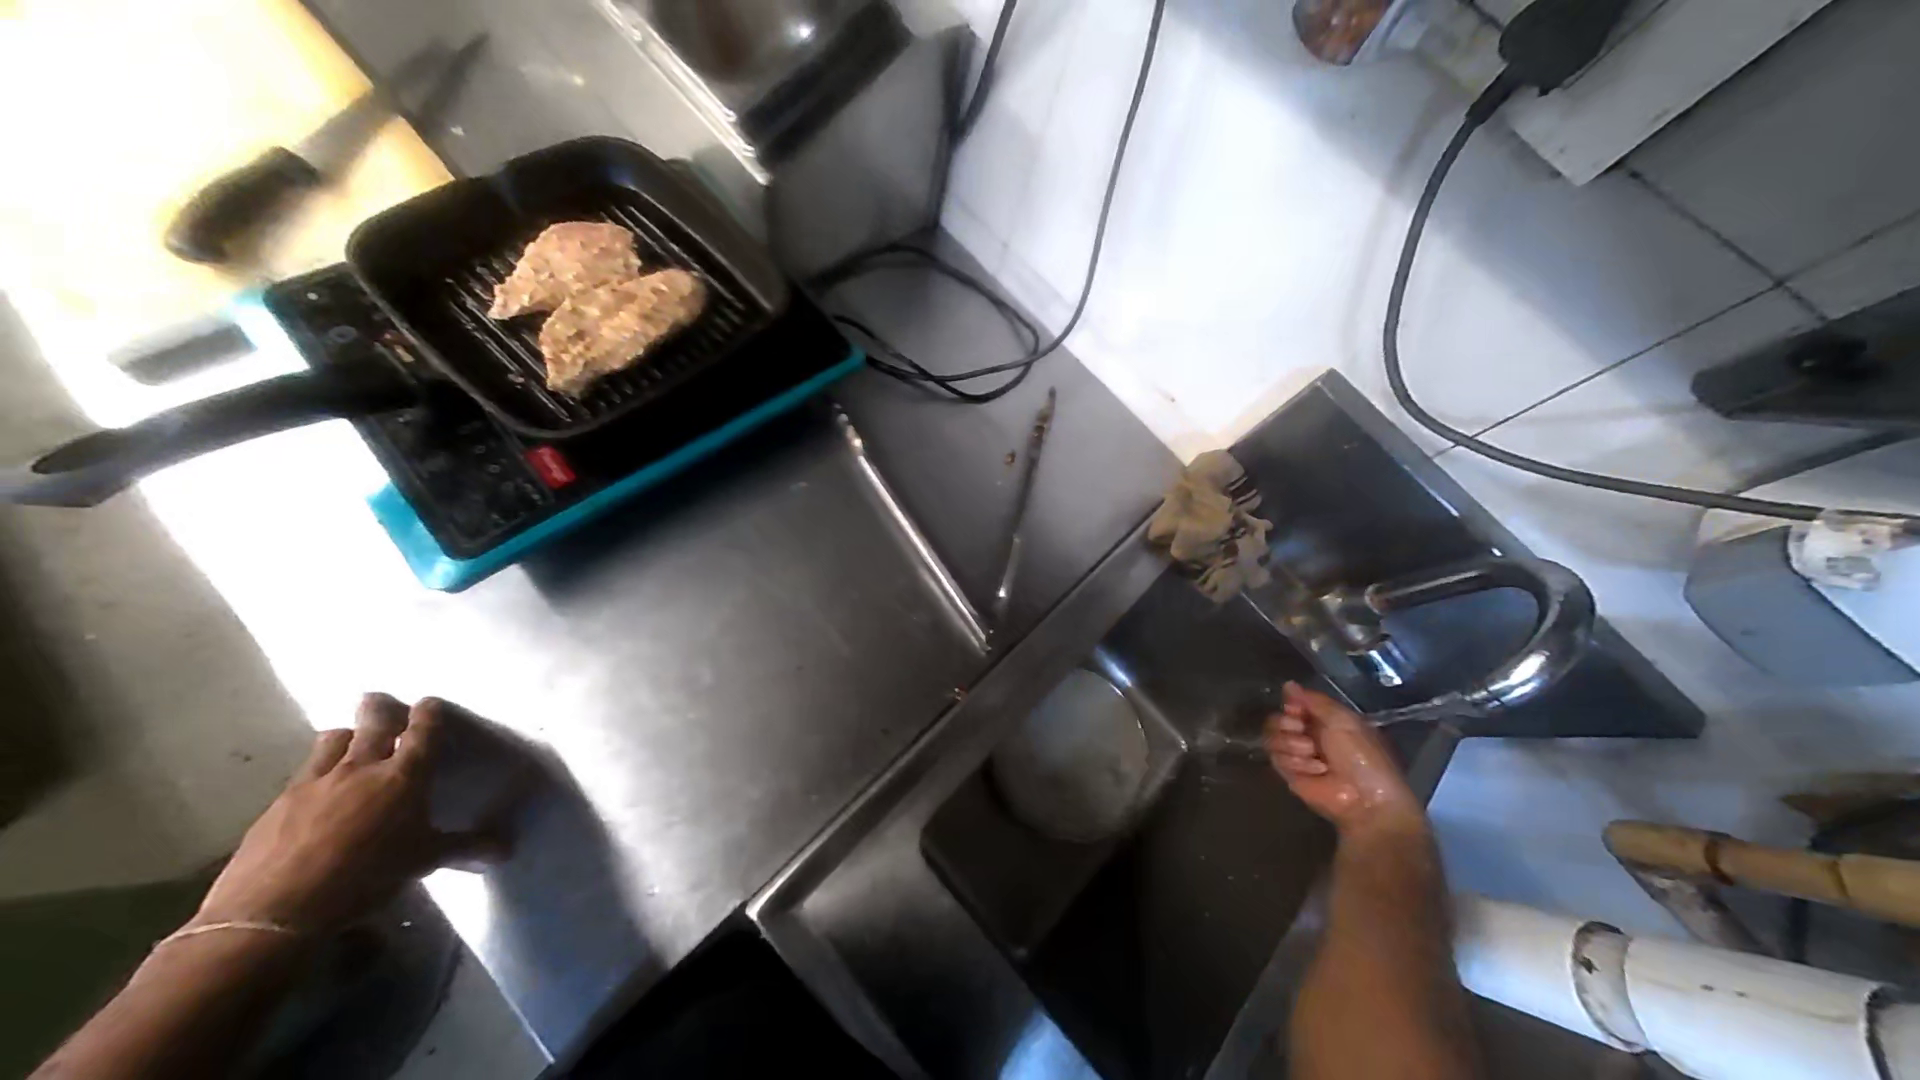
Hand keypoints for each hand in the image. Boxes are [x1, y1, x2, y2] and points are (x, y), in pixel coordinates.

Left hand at [194, 695, 501, 934]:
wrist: (277, 908)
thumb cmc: (367, 876)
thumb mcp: (424, 861)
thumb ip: (465, 847)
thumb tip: (508, 849)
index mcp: (405, 776)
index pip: (423, 733)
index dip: (428, 714)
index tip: (429, 702)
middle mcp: (363, 768)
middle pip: (373, 724)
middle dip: (379, 707)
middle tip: (377, 697)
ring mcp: (318, 781)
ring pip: (333, 741)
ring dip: (345, 734)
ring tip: (346, 735)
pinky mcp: (282, 801)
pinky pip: (304, 770)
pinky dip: (316, 766)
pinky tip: (316, 781)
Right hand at [1265, 682, 1423, 836]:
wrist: (1365, 798)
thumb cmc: (1361, 756)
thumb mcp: (1343, 720)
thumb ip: (1314, 701)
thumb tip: (1288, 684)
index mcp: (1323, 720)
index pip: (1292, 703)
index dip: (1291, 704)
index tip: (1297, 710)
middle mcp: (1307, 734)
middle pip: (1276, 719)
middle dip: (1287, 724)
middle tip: (1303, 732)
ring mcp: (1296, 754)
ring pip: (1271, 737)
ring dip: (1292, 745)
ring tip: (1313, 756)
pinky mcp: (1289, 773)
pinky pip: (1276, 758)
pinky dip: (1296, 763)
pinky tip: (1315, 771)